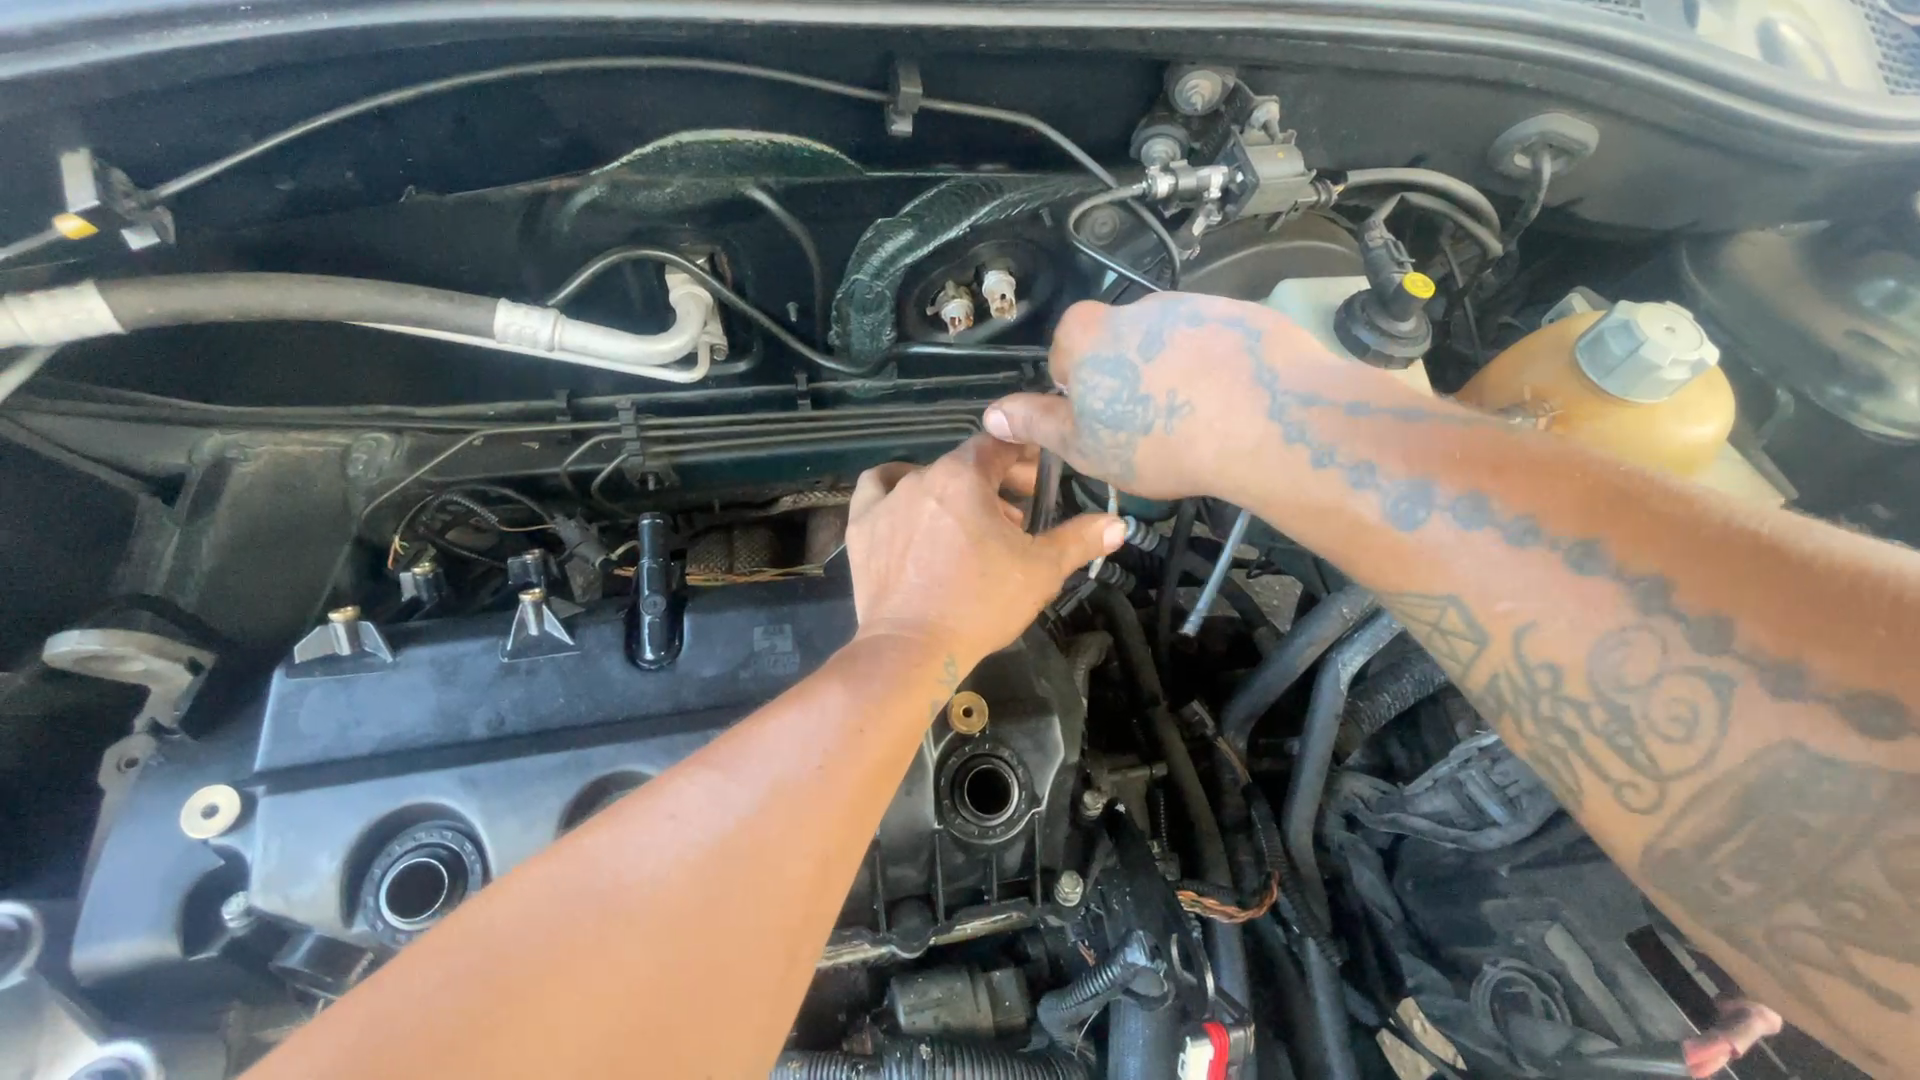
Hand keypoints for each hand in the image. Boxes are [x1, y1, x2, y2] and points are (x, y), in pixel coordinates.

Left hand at [846, 433, 1124, 665]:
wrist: (912, 648)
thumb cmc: (981, 603)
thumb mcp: (1040, 570)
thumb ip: (1079, 540)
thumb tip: (1118, 523)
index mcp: (964, 477)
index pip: (999, 445)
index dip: (1024, 457)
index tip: (1040, 480)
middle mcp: (922, 477)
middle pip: (966, 464)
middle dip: (997, 483)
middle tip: (1019, 516)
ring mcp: (887, 501)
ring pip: (928, 480)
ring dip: (955, 494)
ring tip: (972, 526)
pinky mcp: (862, 528)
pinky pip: (877, 490)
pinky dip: (896, 490)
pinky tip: (909, 503)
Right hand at [982, 292, 1343, 501]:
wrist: (1267, 422)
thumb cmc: (1159, 441)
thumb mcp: (1084, 446)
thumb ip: (1036, 423)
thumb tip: (992, 412)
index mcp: (1088, 335)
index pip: (1065, 355)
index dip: (1079, 394)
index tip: (1102, 424)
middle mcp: (1136, 308)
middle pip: (1117, 347)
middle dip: (1126, 381)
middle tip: (1147, 428)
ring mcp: (1192, 306)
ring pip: (1167, 346)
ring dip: (1172, 375)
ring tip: (1195, 421)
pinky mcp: (1240, 314)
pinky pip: (1214, 344)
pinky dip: (1216, 369)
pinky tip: (1230, 406)